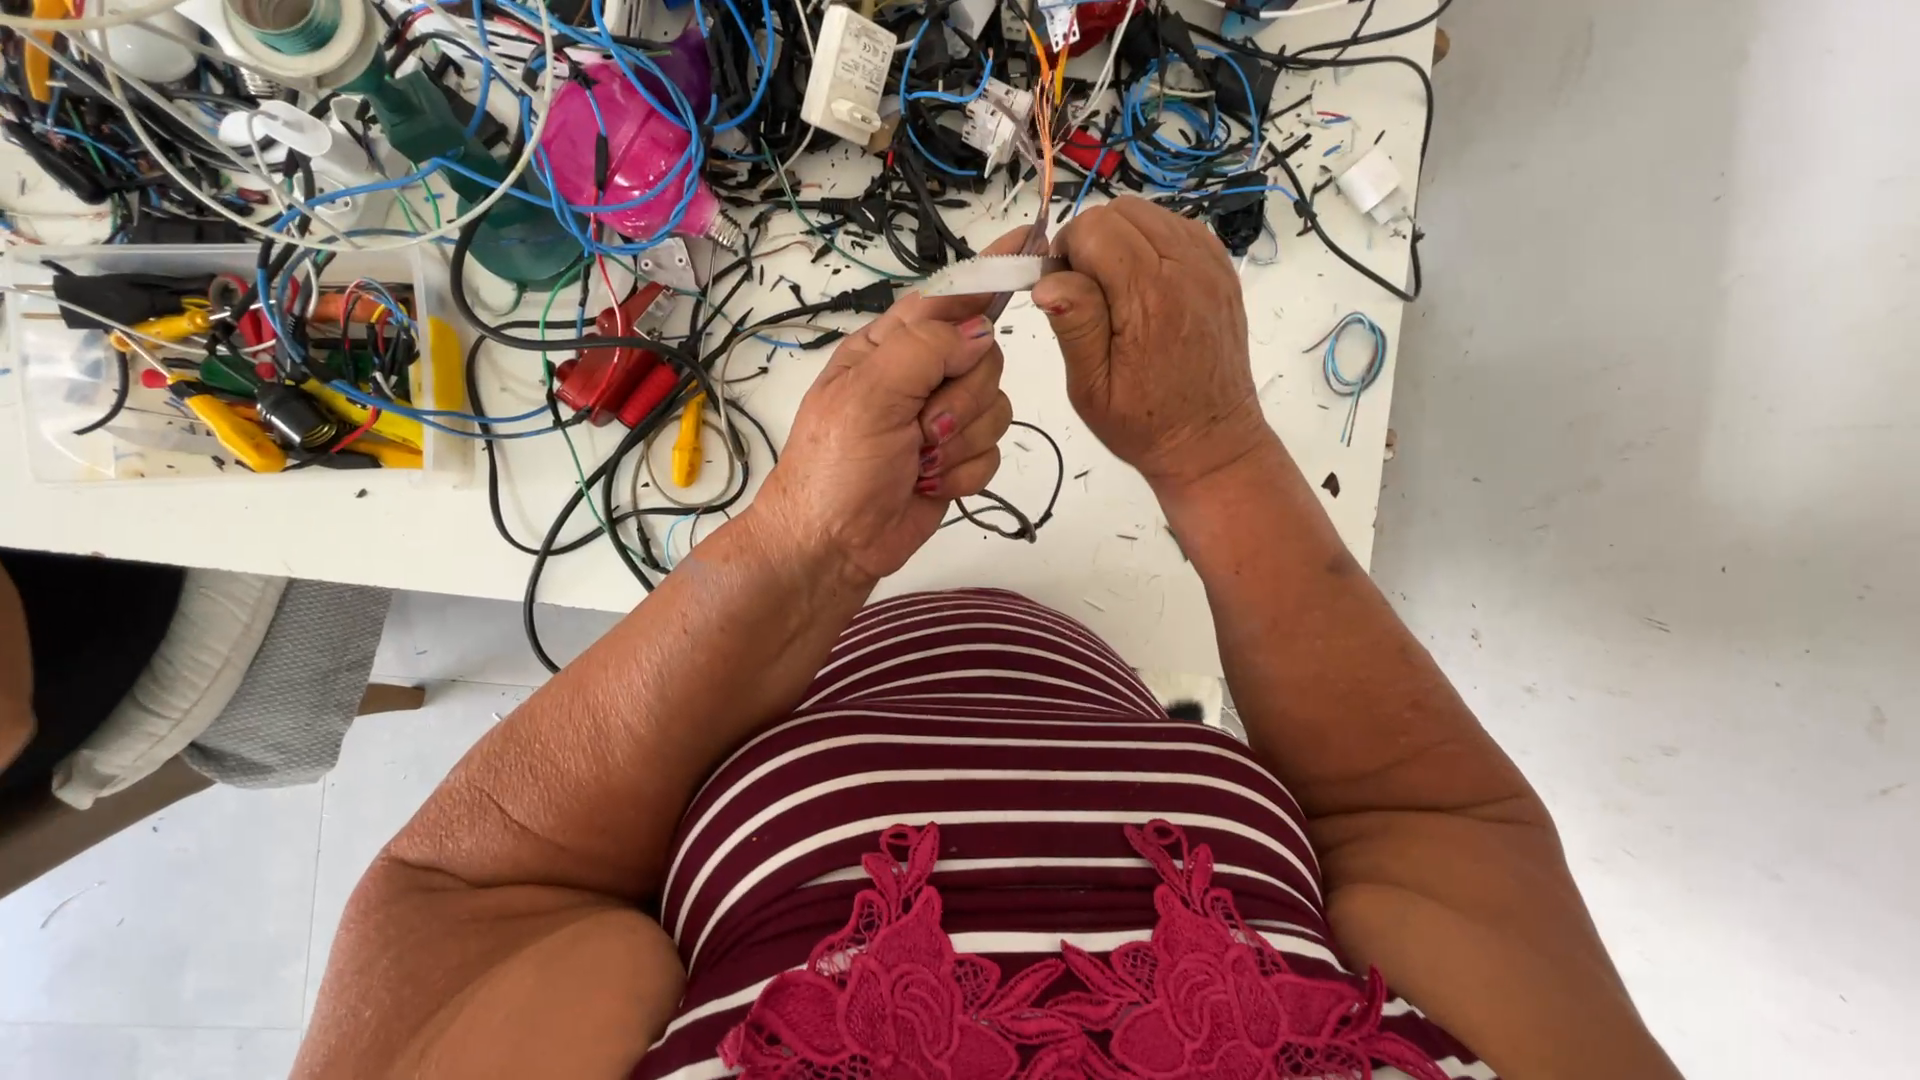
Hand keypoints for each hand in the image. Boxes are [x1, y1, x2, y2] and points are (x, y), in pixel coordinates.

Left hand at [754, 233, 1027, 582]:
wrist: (832, 545)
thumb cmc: (833, 468)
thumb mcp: (867, 396)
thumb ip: (924, 350)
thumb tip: (978, 331)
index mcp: (892, 345)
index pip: (951, 295)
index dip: (991, 272)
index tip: (1034, 240)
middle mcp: (922, 374)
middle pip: (986, 357)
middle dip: (961, 399)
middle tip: (922, 428)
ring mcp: (943, 417)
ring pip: (997, 406)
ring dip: (960, 443)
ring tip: (919, 463)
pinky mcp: (959, 457)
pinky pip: (994, 451)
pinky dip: (964, 474)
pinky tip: (931, 485)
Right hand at [1033, 197, 1273, 491]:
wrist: (1210, 440)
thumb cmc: (1144, 423)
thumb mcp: (1092, 390)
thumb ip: (1074, 326)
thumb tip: (1049, 279)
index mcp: (1148, 299)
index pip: (1094, 228)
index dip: (1068, 252)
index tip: (1065, 291)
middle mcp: (1185, 270)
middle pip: (1121, 212)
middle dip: (1092, 241)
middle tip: (1088, 293)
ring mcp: (1209, 266)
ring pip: (1149, 213)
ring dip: (1121, 240)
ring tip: (1116, 291)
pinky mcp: (1221, 270)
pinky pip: (1176, 227)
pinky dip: (1151, 244)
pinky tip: (1144, 286)